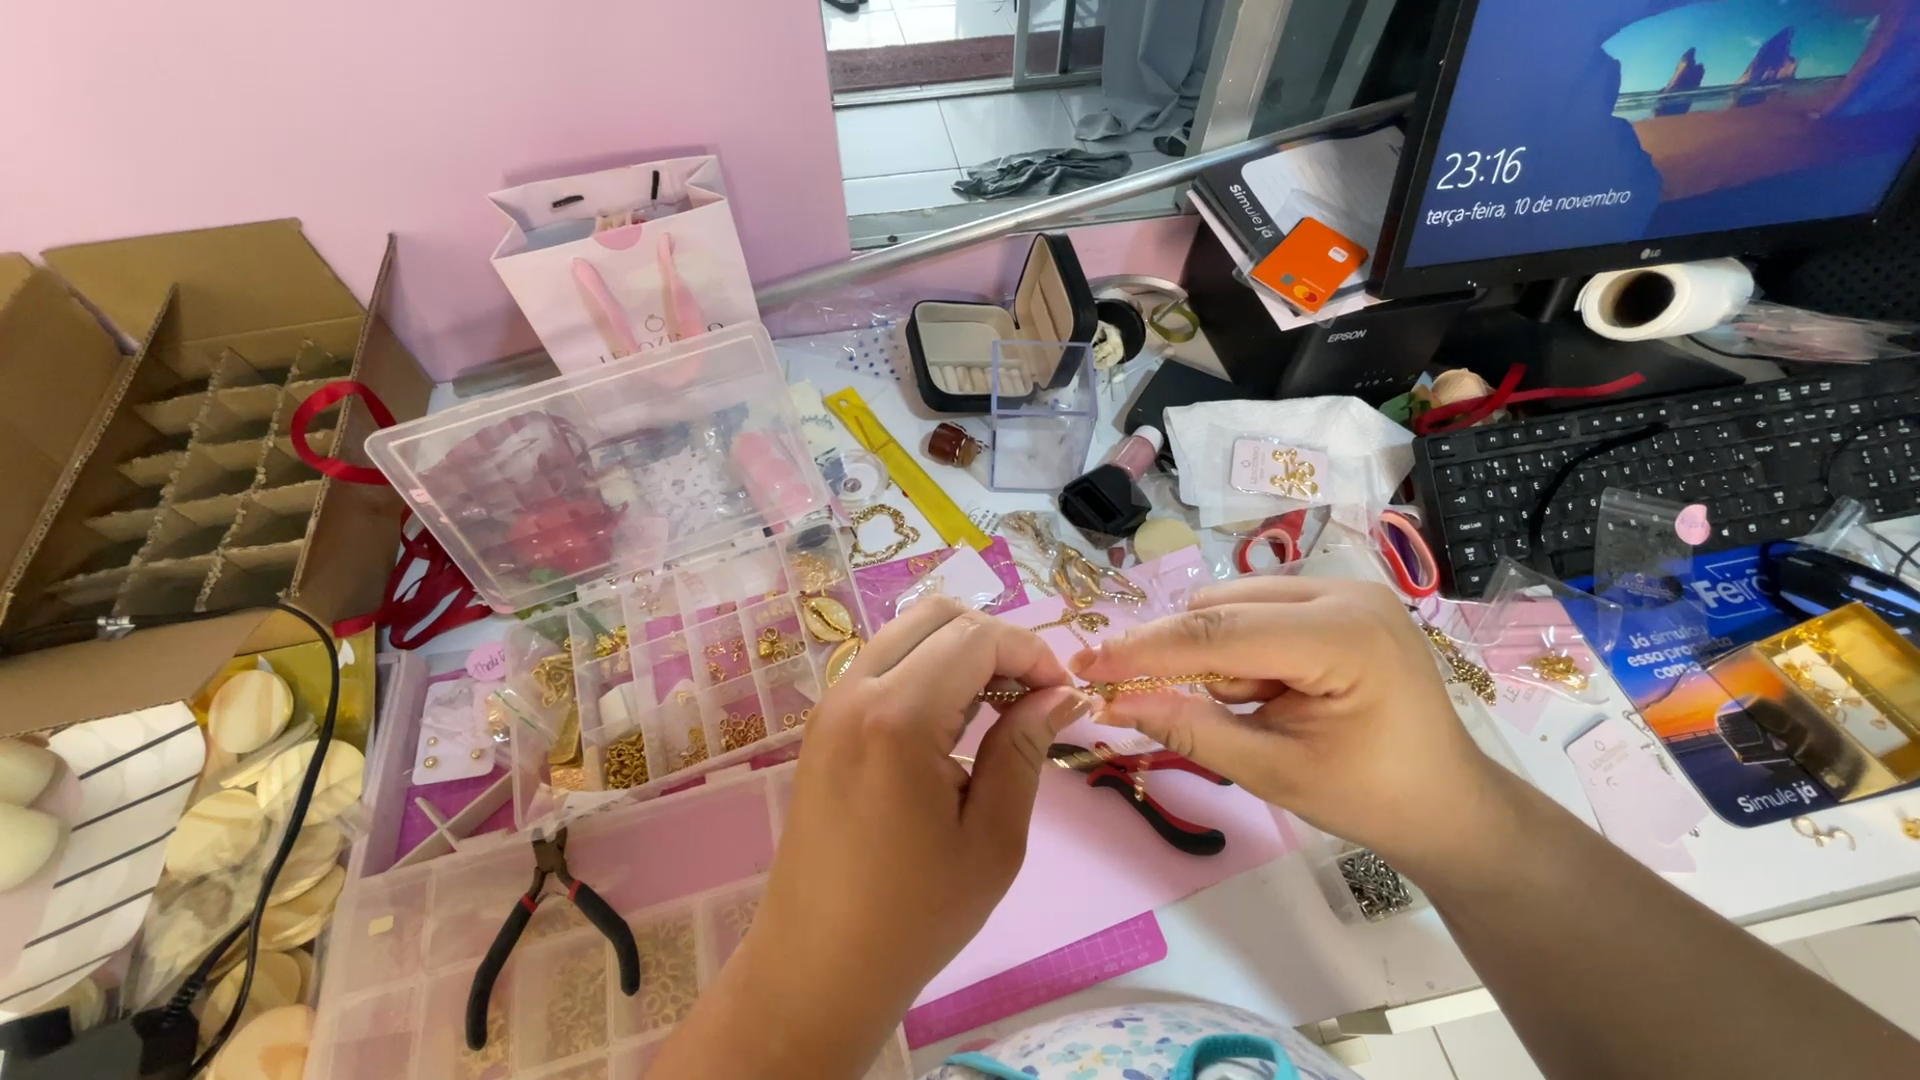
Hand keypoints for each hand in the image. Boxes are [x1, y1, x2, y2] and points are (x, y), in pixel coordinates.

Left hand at [749, 598, 1095, 1032]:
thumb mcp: (992, 838)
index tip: (1063, 695)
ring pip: (907, 633)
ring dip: (960, 650)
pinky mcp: (823, 725)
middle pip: (939, 616)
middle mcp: (855, 692)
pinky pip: (883, 664)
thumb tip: (1061, 693)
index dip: (1032, 652)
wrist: (815, 968)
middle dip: (997, 640)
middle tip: (1032, 695)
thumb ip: (1024, 748)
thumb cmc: (914, 915)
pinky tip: (952, 720)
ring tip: (998, 706)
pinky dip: (927, 668)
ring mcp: (830, 705)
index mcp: (898, 717)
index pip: (977, 638)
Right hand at [1070, 577, 1506, 868]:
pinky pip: (1256, 608)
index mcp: (1342, 637)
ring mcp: (1346, 589)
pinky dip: (1239, 649)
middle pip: (1220, 609)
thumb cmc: (1369, 797)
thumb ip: (1189, 729)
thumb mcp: (1271, 770)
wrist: (1448, 804)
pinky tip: (1266, 690)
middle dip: (1181, 657)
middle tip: (1148, 700)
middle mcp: (1344, 593)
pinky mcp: (1340, 599)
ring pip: (1232, 604)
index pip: (1217, 633)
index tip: (1086, 666)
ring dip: (1214, 655)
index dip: (1143, 650)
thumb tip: (1113, 703)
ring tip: (1252, 709)